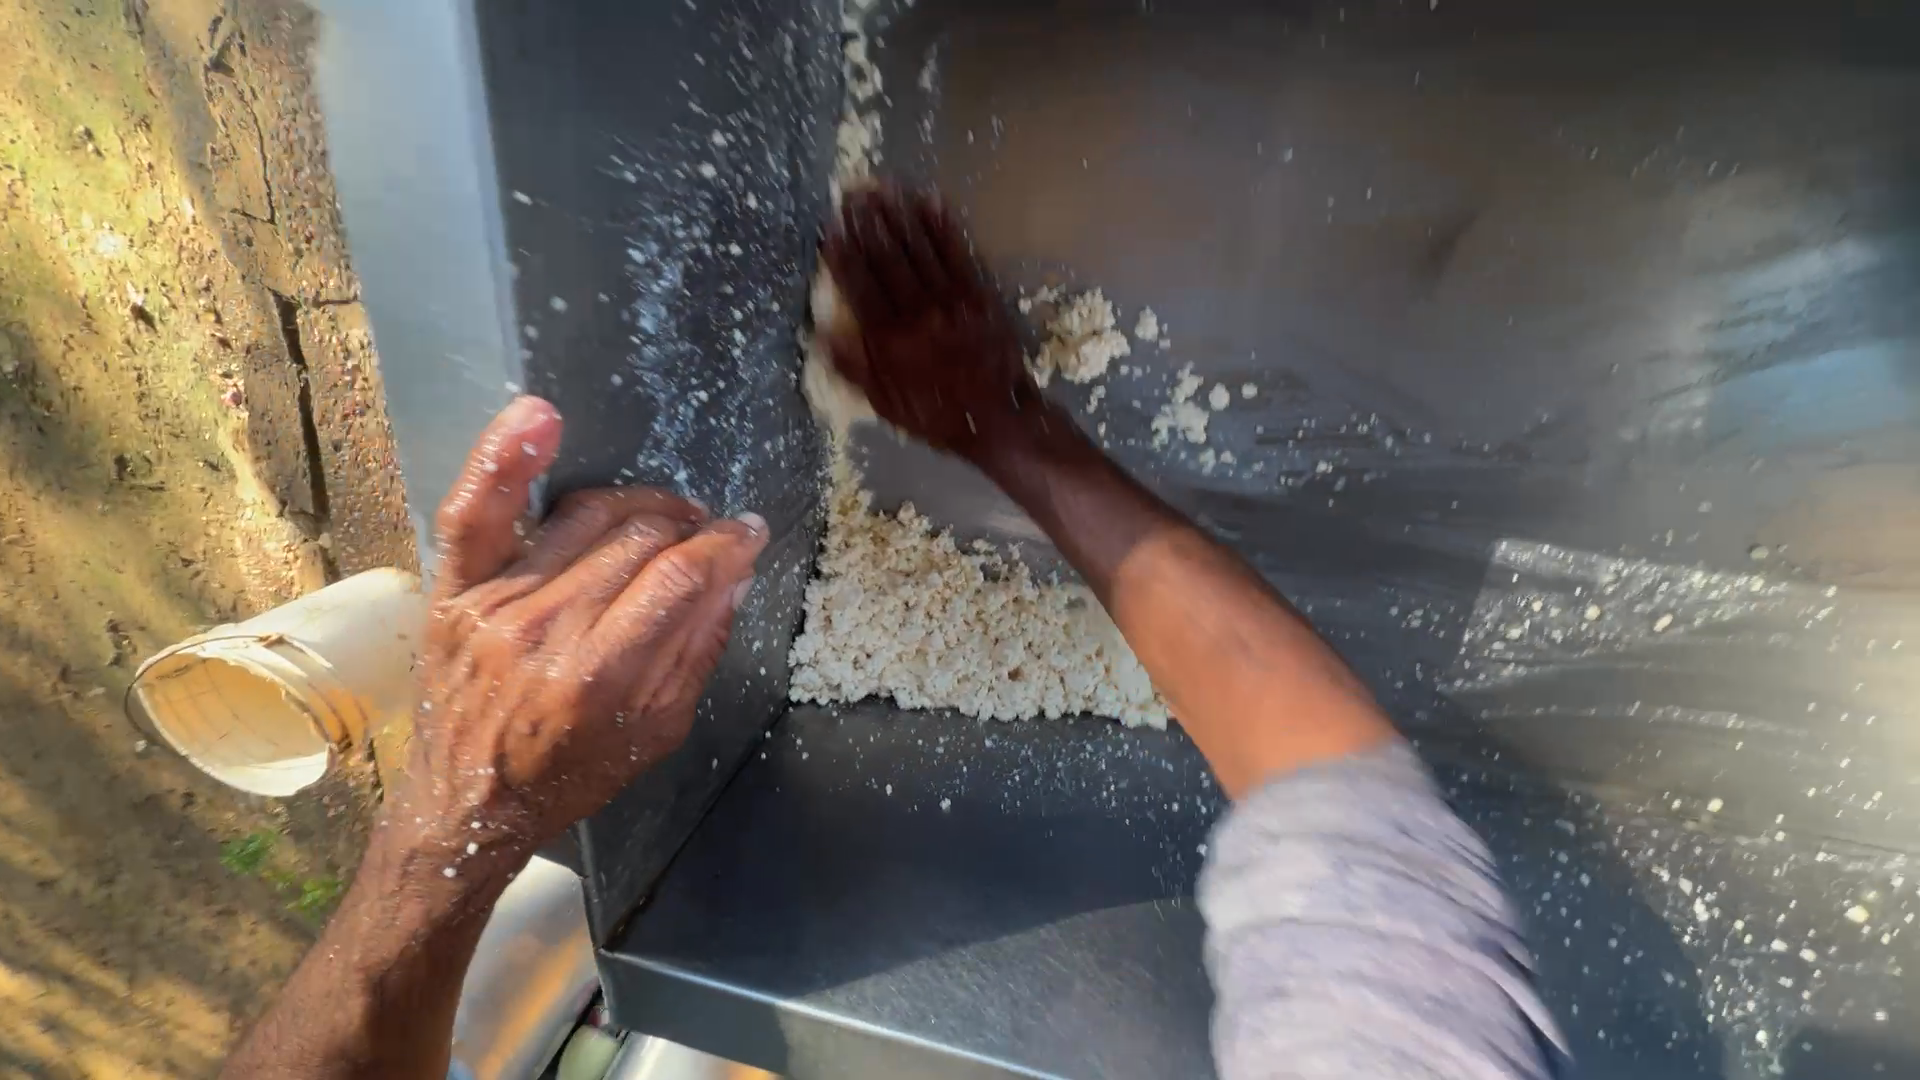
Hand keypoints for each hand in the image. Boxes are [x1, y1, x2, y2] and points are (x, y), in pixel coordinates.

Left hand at [382, 396, 766, 881]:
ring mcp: (495, 600)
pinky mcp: (457, 586)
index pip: (680, 576)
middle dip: (693, 528)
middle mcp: (546, 627)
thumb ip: (700, 646)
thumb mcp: (661, 729)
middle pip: (641, 540)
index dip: (727, 544)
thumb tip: (734, 572)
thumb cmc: (574, 773)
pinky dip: (506, 458)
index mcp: (601, 673)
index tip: (750, 532)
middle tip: (711, 537)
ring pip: (590, 515)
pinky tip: (538, 417)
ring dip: (644, 504)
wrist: (465, 803)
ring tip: (667, 516)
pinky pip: (477, 509)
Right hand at [823, 185, 1051, 458]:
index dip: (844, 257)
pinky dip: (944, 227)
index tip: (830, 230)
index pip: (860, 289)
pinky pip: (959, 254)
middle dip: (868, 225)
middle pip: (887, 261)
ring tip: (882, 189)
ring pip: (920, 251)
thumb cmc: (938, 416)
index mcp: (891, 342)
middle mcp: (918, 314)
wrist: (998, 419)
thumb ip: (856, 369)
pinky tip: (931, 203)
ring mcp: (952, 302)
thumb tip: (821, 336)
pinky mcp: (979, 296)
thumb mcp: (888, 404)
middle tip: (852, 194)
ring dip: (900, 217)